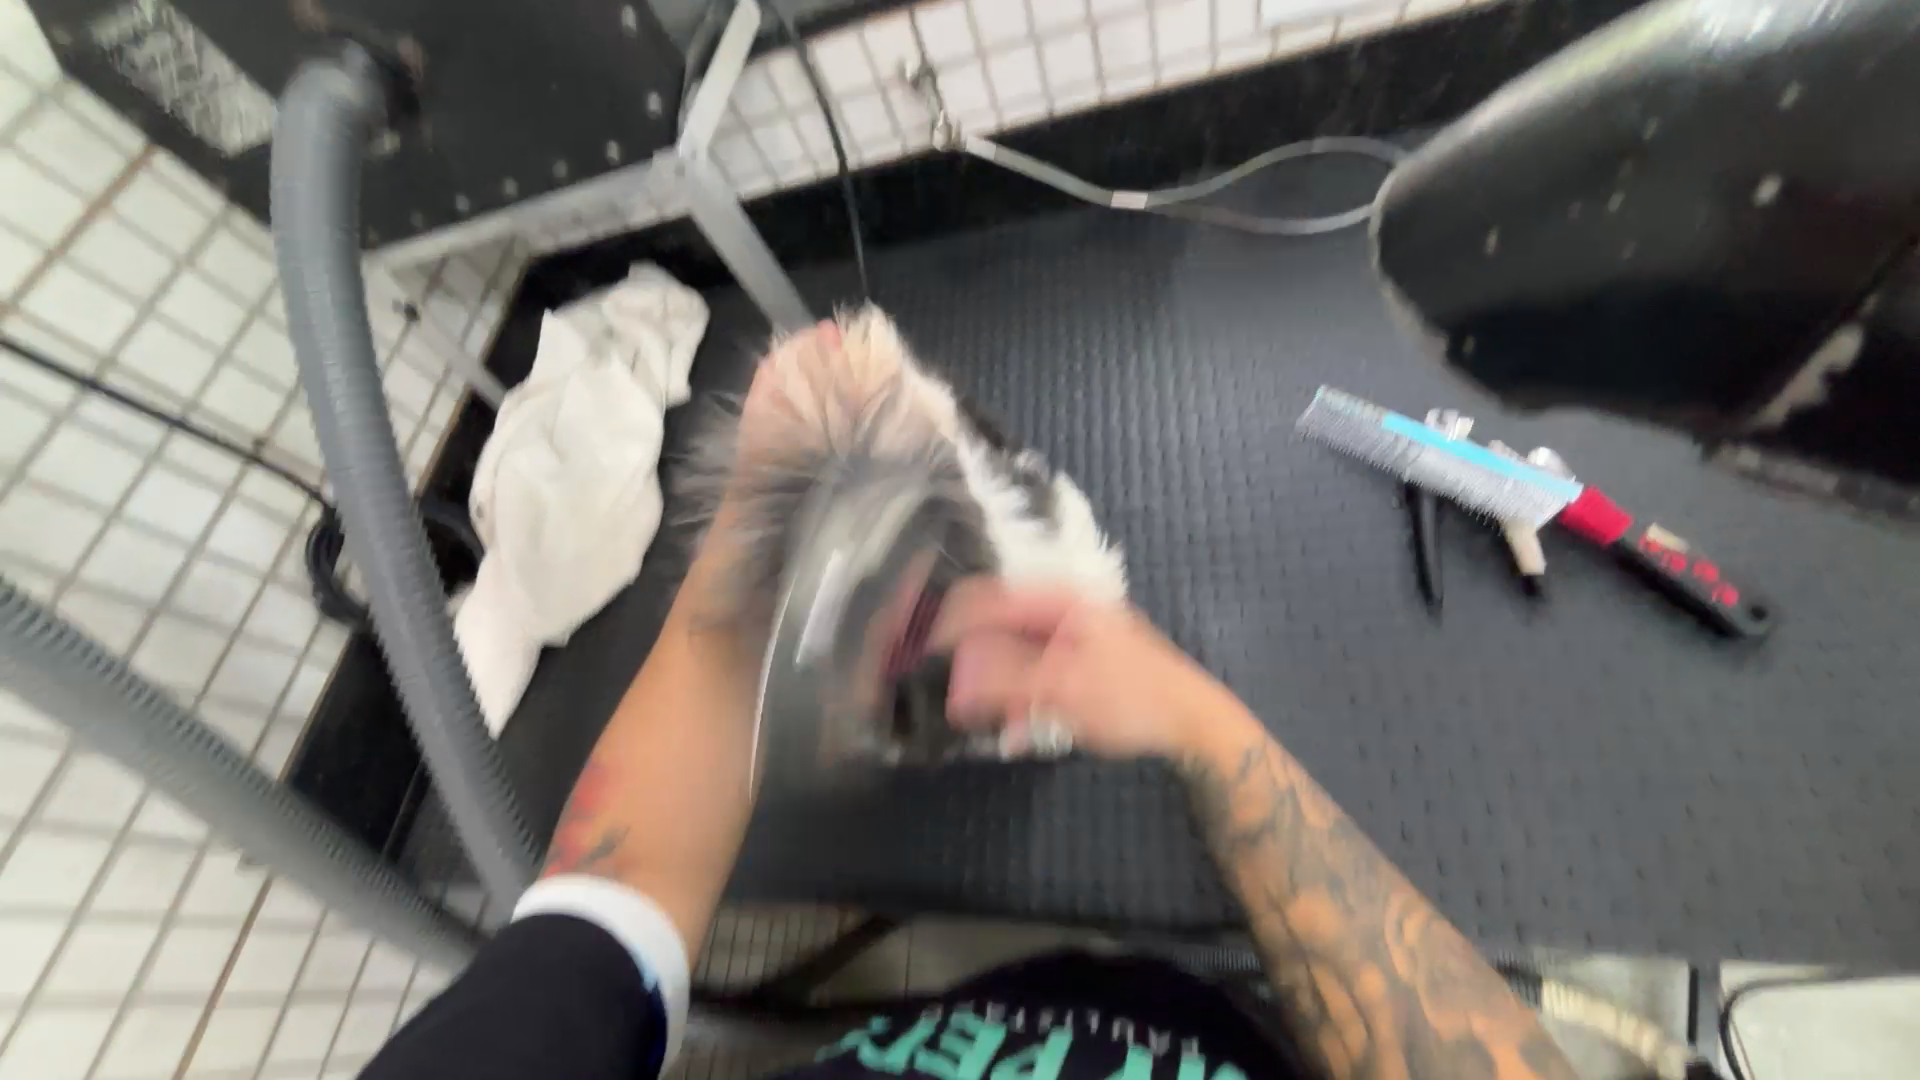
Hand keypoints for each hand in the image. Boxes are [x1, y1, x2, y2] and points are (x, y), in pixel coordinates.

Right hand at [931, 580, 1258, 759]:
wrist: (1191, 723)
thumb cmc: (1132, 696)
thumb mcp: (1065, 689)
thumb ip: (1005, 681)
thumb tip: (953, 685)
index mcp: (1056, 599)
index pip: (982, 599)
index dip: (946, 625)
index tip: (918, 656)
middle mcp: (1056, 611)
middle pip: (992, 627)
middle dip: (967, 662)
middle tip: (948, 695)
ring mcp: (1065, 638)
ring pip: (1007, 656)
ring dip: (991, 687)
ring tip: (980, 718)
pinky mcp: (1070, 667)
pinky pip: (1027, 676)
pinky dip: (1016, 699)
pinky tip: (1016, 729)